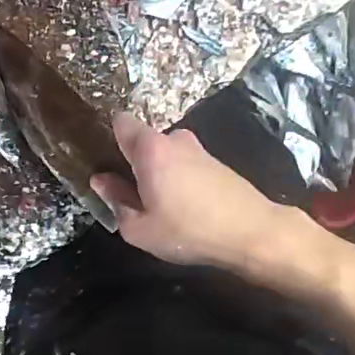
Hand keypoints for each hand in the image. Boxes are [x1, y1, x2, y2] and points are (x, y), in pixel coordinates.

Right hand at [90, 113, 300, 269]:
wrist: (253, 232)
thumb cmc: (189, 231)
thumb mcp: (139, 229)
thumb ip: (116, 200)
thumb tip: (102, 180)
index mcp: (151, 148)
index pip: (120, 122)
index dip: (109, 139)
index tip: (105, 162)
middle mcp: (174, 139)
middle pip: (143, 143)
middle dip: (134, 164)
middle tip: (131, 197)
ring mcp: (199, 149)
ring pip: (165, 156)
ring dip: (158, 175)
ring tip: (161, 208)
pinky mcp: (216, 163)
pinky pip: (184, 165)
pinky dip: (178, 180)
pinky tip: (185, 209)